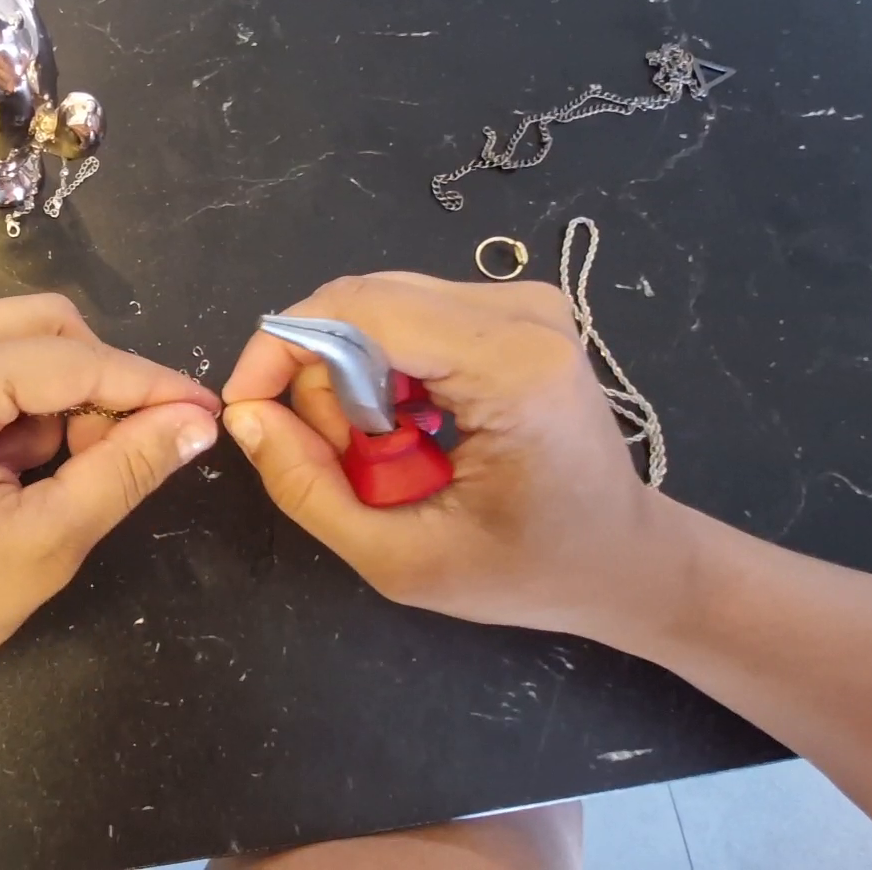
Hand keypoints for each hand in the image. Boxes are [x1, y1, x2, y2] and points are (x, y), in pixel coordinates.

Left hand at [0, 294, 221, 707]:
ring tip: (58, 477)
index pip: (75, 361)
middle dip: (102, 384)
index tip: (208, 410)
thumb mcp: (45, 541)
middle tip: (126, 450)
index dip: (151, 386)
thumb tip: (194, 422)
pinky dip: (29, 411)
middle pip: (48, 327)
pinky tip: (18, 472)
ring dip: (64, 400)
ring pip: (25, 345)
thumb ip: (126, 469)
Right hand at [222, 272, 686, 637]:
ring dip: (341, 379)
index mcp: (509, 364)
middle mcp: (518, 308)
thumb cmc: (527, 571)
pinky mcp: (507, 306)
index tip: (247, 410)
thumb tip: (244, 413)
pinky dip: (370, 370)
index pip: (353, 313)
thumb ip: (305, 487)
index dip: (279, 353)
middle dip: (315, 380)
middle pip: (354, 306)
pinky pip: (395, 317)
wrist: (627, 559)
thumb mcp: (397, 558)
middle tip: (335, 455)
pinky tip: (396, 422)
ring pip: (367, 308)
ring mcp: (517, 300)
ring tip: (370, 448)